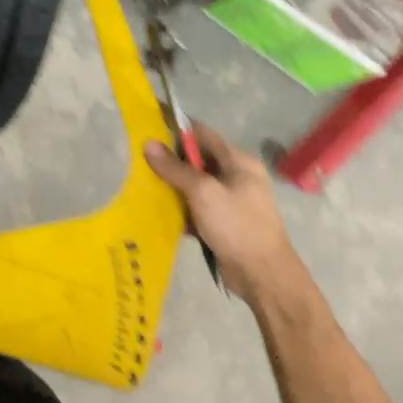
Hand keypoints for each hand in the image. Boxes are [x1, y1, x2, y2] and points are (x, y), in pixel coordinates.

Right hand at [144, 122, 300, 304]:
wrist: (264, 276)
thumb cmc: (237, 226)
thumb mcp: (203, 193)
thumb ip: (175, 168)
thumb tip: (148, 143)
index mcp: (239, 161)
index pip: (202, 133)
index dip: (176, 128)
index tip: (148, 127)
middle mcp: (237, 176)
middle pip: (198, 159)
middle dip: (170, 159)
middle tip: (138, 159)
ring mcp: (232, 200)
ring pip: (195, 184)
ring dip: (173, 185)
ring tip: (142, 183)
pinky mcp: (225, 222)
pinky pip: (198, 206)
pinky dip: (181, 207)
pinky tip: (160, 211)